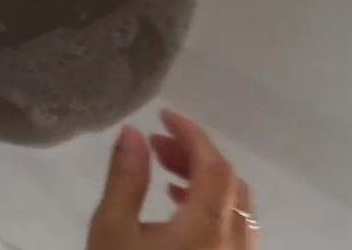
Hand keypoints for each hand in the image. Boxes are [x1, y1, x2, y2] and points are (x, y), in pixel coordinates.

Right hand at [88, 111, 257, 249]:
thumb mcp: (113, 227)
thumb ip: (126, 177)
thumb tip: (134, 131)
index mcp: (206, 230)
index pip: (215, 168)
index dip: (193, 134)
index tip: (162, 114)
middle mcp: (234, 247)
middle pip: (233, 186)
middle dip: (196, 154)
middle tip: (154, 142)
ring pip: (238, 209)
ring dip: (204, 178)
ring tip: (162, 170)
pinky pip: (235, 229)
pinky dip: (211, 204)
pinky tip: (176, 205)